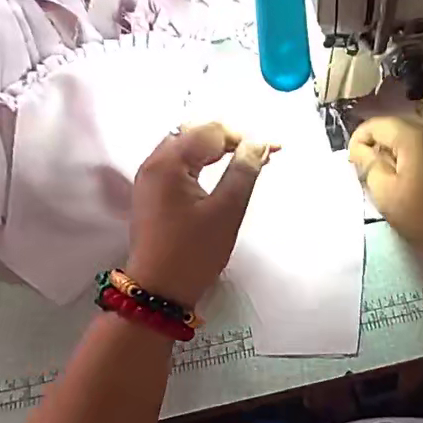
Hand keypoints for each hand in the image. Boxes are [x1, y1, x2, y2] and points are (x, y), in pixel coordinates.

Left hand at [127, 123, 274, 306]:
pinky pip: (180, 165)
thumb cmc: (193, 253)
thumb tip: (259, 144)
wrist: (159, 291)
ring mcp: (150, 180)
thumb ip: (244, 171)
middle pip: (194, 133)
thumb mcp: (226, 211)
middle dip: (230, 138)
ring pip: (186, 148)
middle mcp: (153, 164)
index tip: (273, 148)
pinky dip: (203, 163)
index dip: (244, 136)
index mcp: (168, 164)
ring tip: (247, 160)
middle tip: (260, 152)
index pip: (210, 132)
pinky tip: (222, 173)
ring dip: (217, 149)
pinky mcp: (153, 195)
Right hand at [348, 117, 422, 273]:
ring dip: (397, 158)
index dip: (358, 140)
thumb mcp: (386, 193)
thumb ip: (369, 165)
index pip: (377, 124)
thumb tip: (362, 150)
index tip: (352, 165)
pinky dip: (416, 165)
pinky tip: (413, 188)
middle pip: (398, 131)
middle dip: (378, 149)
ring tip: (389, 184)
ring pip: (415, 144)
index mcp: (416, 137)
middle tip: (367, 176)